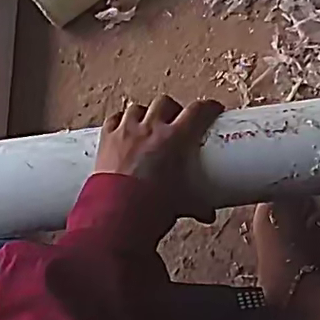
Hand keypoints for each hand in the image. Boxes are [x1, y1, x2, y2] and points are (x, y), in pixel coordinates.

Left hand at [93, 95, 224, 219]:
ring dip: (145, 113)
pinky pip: (114, 119)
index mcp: (175, 138)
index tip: (212, 110)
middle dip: (172, 109)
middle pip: (164, 103)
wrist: (119, 211)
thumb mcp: (182, 203)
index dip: (207, 107)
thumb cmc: (152, 205)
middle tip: (176, 120)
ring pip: (137, 108)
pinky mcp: (107, 139)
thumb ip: (197, 206)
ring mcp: (126, 131)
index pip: (197, 111)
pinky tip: (123, 128)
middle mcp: (150, 128)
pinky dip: (120, 121)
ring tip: (148, 123)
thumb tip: (208, 215)